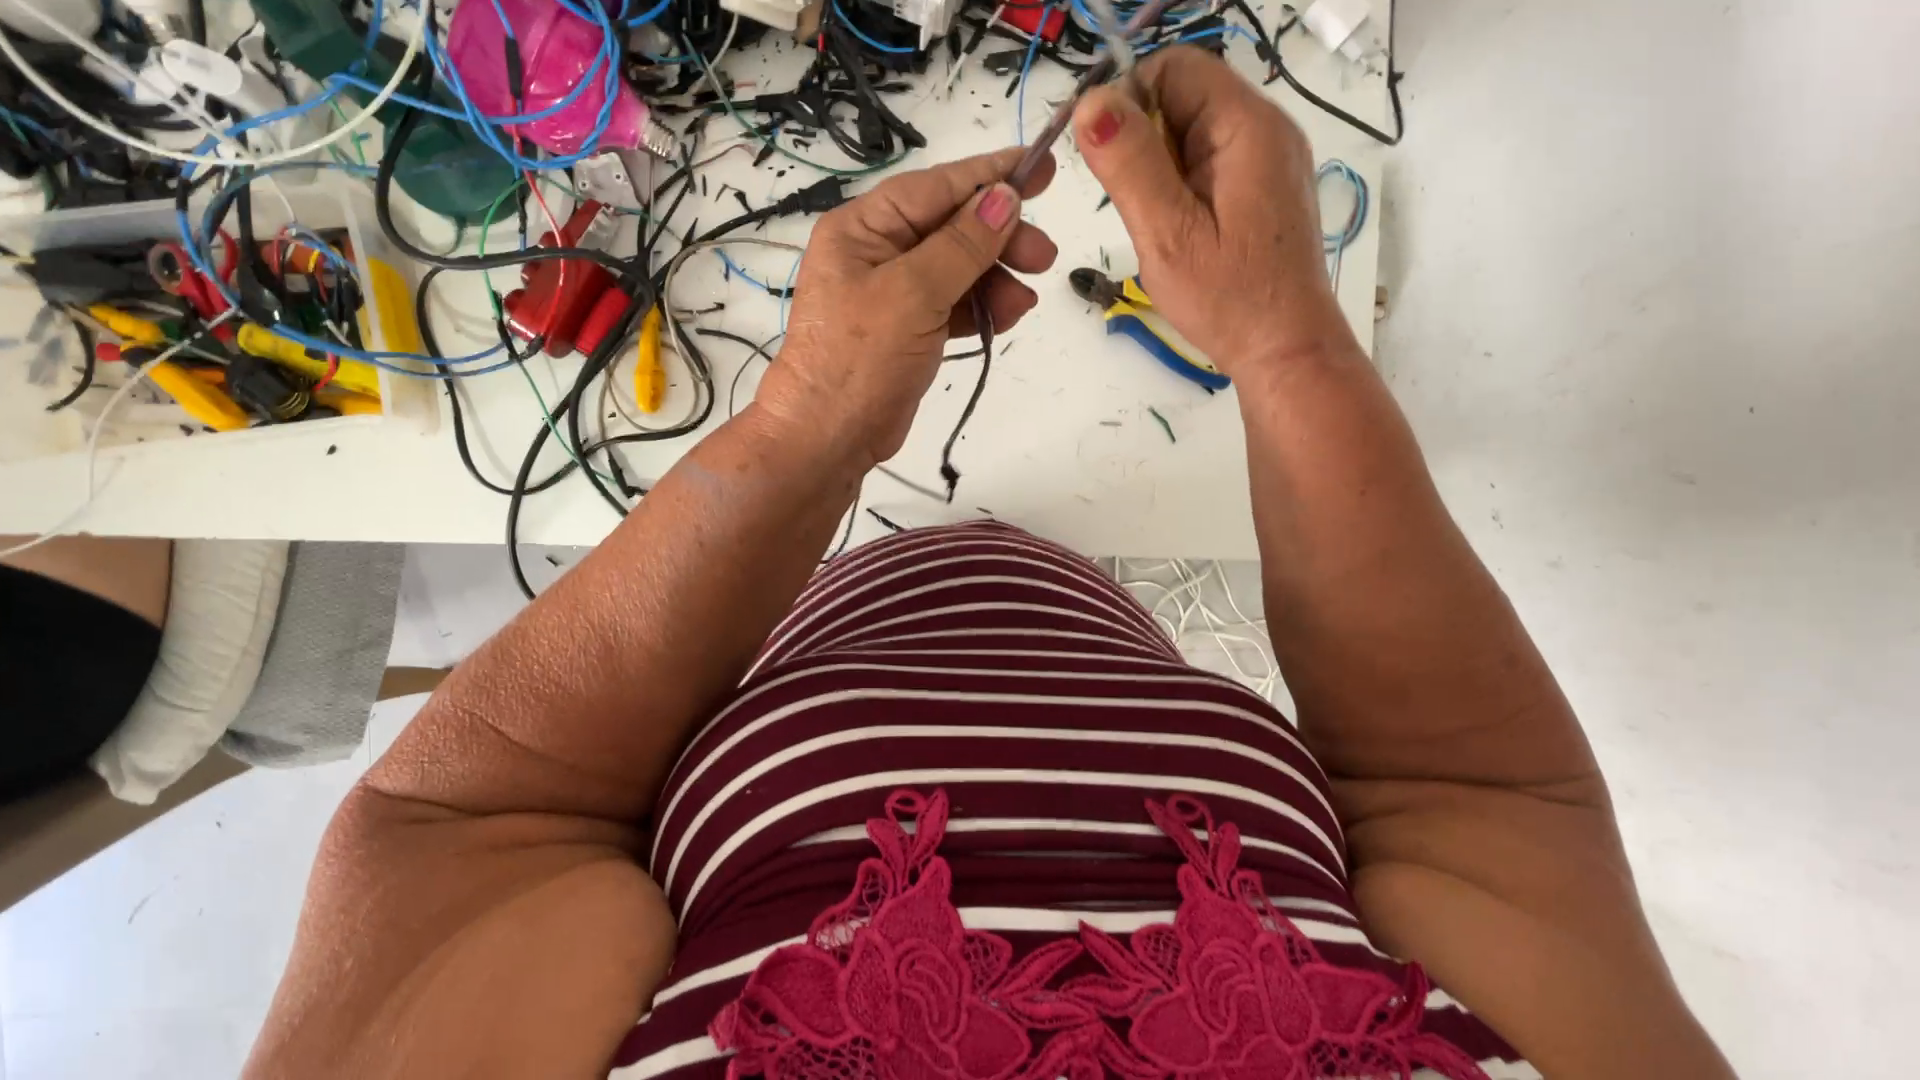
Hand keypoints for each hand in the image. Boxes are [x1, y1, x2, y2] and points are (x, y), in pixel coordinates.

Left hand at [757, 148, 1058, 464]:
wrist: (828, 437)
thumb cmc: (859, 358)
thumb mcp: (912, 293)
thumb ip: (962, 244)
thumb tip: (1005, 197)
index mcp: (863, 228)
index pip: (935, 187)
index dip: (990, 176)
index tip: (1041, 166)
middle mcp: (876, 252)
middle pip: (951, 227)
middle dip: (999, 239)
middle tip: (1044, 258)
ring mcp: (893, 293)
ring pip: (958, 268)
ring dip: (995, 279)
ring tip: (1023, 304)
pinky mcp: (908, 329)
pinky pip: (953, 303)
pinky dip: (981, 307)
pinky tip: (1006, 318)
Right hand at [1072, 47, 1348, 379]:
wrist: (1285, 350)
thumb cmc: (1228, 299)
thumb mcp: (1168, 234)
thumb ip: (1129, 165)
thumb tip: (1090, 103)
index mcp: (1246, 127)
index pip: (1175, 67)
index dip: (1127, 98)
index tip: (1100, 154)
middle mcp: (1265, 128)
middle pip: (1184, 95)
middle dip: (1141, 138)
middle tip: (1130, 202)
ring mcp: (1268, 158)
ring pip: (1192, 130)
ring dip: (1156, 166)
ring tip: (1155, 222)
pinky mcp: (1262, 187)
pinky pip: (1207, 160)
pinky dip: (1178, 184)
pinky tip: (1175, 227)